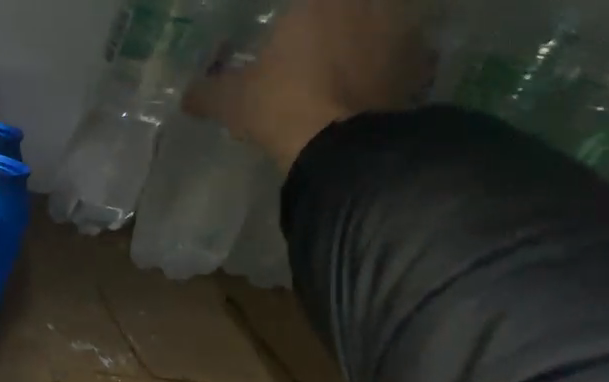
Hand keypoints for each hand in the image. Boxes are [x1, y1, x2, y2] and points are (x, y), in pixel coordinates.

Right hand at [185, 0, 434, 169]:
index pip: (304, 6)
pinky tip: (372, 86)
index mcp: (318, 2)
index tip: (284, 37)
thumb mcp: (229, 102)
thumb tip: (188, 94)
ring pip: (385, 20)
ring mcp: (402, 25)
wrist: (338, 141)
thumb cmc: (279, 105)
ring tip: (348, 66)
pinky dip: (393, 65)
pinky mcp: (421, 58)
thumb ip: (206, 93)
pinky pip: (408, 53)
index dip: (297, 18)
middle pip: (347, 9)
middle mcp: (365, 2)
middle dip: (335, 22)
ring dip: (369, 37)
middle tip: (314, 48)